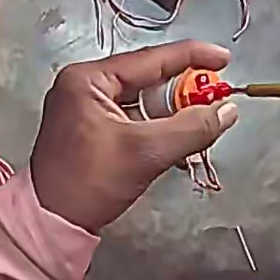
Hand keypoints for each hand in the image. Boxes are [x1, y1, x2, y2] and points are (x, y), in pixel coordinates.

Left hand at [32, 41, 238, 232]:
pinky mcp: (88, 129)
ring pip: (140, 101)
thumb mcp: (146, 152)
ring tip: (195, 129)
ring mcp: (83, 108)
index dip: (192, 57)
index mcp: (87, 79)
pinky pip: (130, 119)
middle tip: (213, 102)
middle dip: (181, 93)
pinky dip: (154, 129)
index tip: (224, 59)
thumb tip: (228, 110)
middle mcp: (82, 85)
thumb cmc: (90, 183)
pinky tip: (174, 144)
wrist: (51, 222)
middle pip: (146, 80)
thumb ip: (192, 128)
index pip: (150, 58)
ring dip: (170, 116)